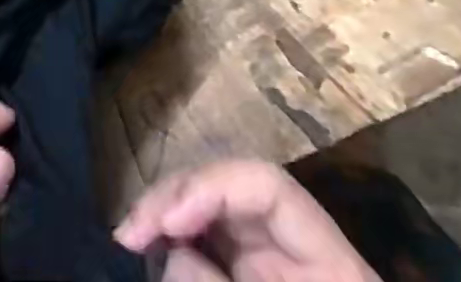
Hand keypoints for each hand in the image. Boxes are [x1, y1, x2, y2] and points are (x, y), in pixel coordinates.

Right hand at [114, 161, 377, 281]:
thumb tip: (175, 256)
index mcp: (330, 266)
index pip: (268, 188)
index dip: (212, 188)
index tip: (168, 225)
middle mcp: (295, 248)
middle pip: (230, 188)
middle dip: (175, 198)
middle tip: (130, 232)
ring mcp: (267, 263)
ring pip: (209, 209)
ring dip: (165, 215)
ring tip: (132, 238)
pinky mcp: (241, 277)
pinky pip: (202, 240)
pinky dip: (170, 237)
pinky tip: (146, 246)